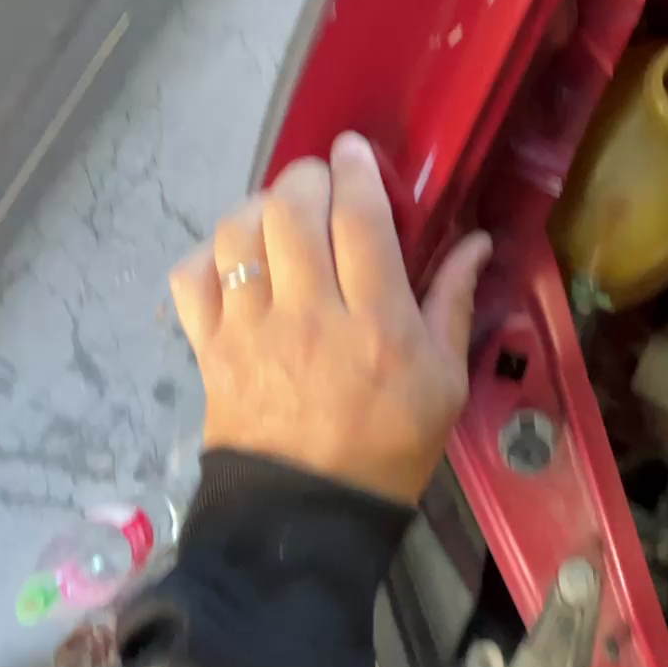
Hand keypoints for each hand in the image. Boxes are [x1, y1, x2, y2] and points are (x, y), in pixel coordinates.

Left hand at [169, 131, 492, 504]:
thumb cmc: (390, 444)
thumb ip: (455, 302)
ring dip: (259, 206)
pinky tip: (236, 260)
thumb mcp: (445, 379)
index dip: (356, 170)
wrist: (308, 517)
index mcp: (376, 321)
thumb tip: (477, 241)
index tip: (354, 149)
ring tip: (280, 215)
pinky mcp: (209, 349)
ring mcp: (251, 331)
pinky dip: (209, 253)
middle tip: (321, 181)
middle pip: (291, 210)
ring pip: (238, 233)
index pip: (360, 218)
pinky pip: (191, 278)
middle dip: (306, 176)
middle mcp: (309, 314)